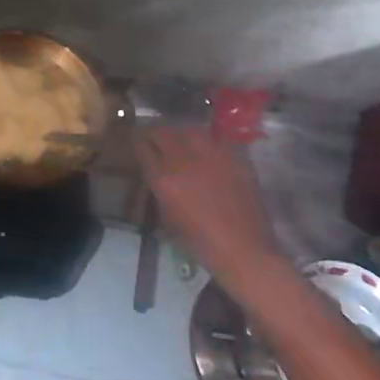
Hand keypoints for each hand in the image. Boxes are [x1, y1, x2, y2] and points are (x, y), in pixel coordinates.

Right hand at [133, 126, 281, 280]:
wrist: (242, 248)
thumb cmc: (198, 239)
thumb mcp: (167, 212)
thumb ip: (160, 186)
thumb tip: (159, 171)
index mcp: (163, 178)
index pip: (143, 148)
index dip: (137, 141)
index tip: (136, 140)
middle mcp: (185, 162)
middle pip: (164, 133)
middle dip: (156, 132)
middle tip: (155, 136)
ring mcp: (213, 159)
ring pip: (192, 131)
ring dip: (183, 132)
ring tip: (182, 138)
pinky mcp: (237, 161)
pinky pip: (219, 140)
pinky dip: (211, 140)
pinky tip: (210, 148)